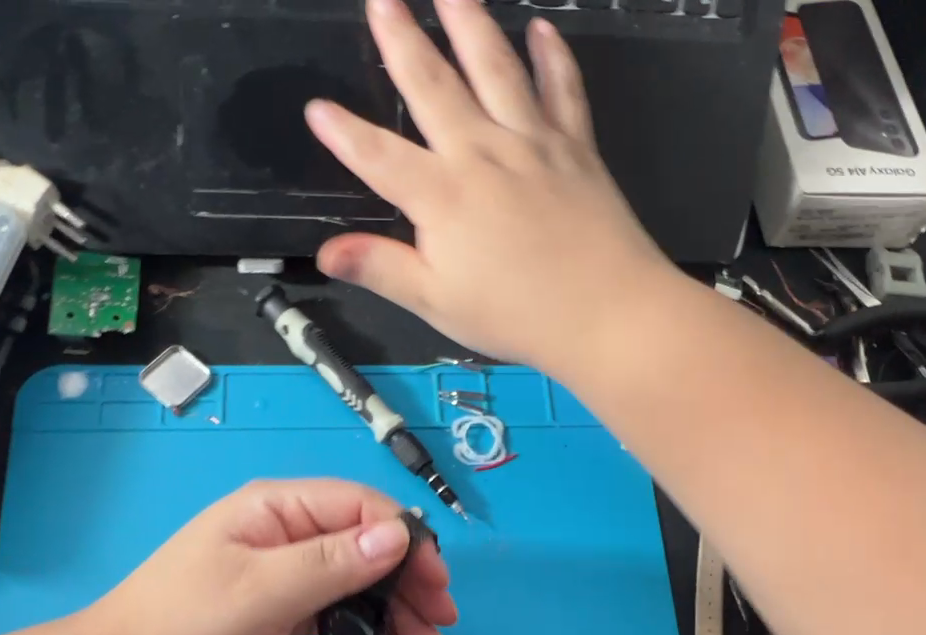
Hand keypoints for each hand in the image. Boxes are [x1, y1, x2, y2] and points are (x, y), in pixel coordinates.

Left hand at [90, 479, 455, 634]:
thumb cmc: (185, 626)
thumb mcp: (260, 592)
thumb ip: (330, 563)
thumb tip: (398, 534)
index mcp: (278, 510)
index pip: (359, 507)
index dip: (405, 539)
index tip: (435, 581)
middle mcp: (289, 535)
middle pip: (367, 544)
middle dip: (409, 580)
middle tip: (440, 621)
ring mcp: (290, 575)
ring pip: (361, 581)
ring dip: (397, 609)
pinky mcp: (289, 612)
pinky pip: (342, 611)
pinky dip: (371, 628)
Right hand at [304, 0, 679, 367]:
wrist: (607, 311)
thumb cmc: (517, 315)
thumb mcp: (437, 302)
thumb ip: (381, 269)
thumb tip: (326, 252)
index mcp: (442, 196)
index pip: (379, 156)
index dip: (344, 133)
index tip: (317, 108)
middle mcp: (483, 153)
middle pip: (434, 86)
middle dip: (402, 40)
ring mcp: (533, 143)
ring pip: (495, 68)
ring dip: (469, 22)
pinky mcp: (576, 146)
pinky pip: (562, 88)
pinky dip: (551, 56)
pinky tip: (540, 28)